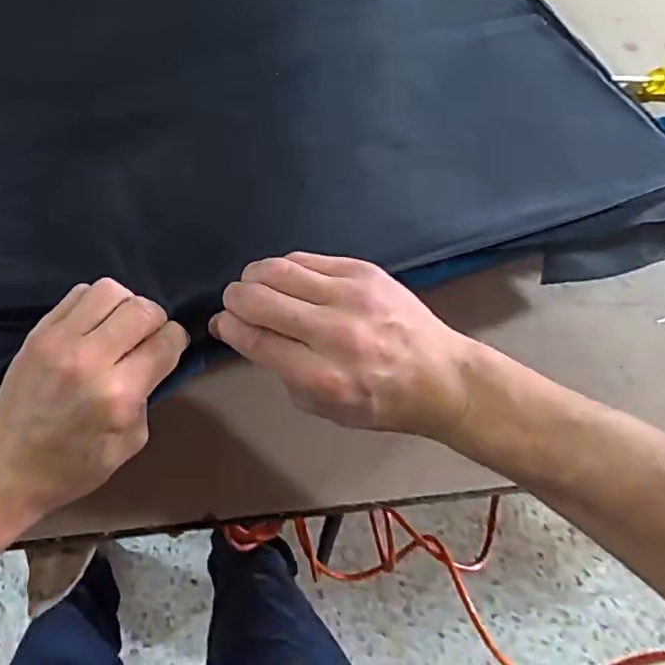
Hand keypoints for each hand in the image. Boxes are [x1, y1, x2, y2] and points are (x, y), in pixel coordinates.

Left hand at [0, 278, 187, 517]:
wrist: (8, 464)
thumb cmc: (72, 465)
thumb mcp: (130, 443)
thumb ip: (146, 396)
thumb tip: (152, 360)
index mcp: (118, 394)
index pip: (165, 341)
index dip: (176, 341)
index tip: (170, 348)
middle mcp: (90, 359)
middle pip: (142, 308)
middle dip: (156, 319)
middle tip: (146, 337)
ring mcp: (59, 339)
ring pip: (110, 289)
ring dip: (124, 304)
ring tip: (118, 326)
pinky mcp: (39, 331)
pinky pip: (78, 293)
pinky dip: (94, 302)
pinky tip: (92, 325)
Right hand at [209, 252, 482, 440]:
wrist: (443, 377)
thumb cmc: (378, 401)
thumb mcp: (320, 406)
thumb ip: (277, 368)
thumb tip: (238, 328)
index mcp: (323, 377)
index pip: (253, 338)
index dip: (227, 326)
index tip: (222, 324)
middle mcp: (335, 334)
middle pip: (257, 299)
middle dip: (234, 299)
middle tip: (237, 305)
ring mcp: (351, 296)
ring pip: (274, 269)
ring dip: (253, 278)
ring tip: (256, 288)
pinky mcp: (363, 271)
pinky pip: (302, 258)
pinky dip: (283, 269)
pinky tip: (287, 281)